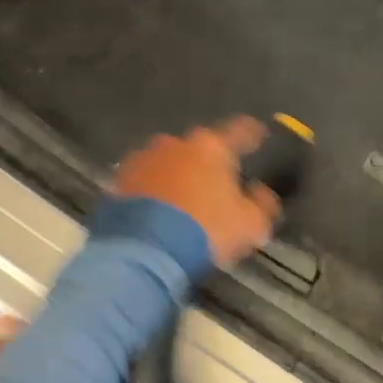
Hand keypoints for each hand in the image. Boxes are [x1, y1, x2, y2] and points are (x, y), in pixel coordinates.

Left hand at [112, 117, 281, 265]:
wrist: (144, 251)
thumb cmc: (205, 230)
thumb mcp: (250, 225)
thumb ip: (263, 204)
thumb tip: (262, 193)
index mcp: (212, 147)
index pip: (240, 131)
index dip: (253, 134)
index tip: (258, 136)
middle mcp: (176, 144)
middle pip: (200, 147)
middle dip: (208, 162)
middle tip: (215, 185)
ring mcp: (144, 159)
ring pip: (168, 161)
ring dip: (177, 174)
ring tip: (182, 200)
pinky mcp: (119, 180)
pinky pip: (144, 180)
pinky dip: (153, 190)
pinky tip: (157, 209)